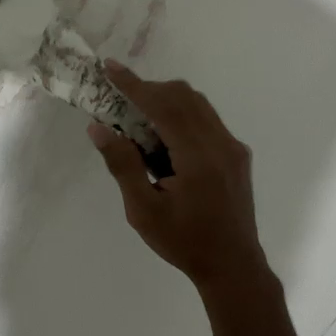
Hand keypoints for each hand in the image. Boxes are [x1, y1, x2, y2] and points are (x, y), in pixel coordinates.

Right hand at [87, 60, 266, 288]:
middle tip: (118, 99)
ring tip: (137, 121)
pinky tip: (163, 142)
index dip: (134, 85)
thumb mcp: (143, 210)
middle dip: (149, 90)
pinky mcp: (236, 156)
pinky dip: (181, 117)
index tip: (109, 68)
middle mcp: (221, 143)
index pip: (164, 106)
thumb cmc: (183, 242)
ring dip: (166, 102)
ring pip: (198, 105)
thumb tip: (99, 128)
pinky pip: (207, 121)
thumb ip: (123, 165)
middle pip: (184, 97)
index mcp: (198, 157)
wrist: (233, 266)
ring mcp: (233, 148)